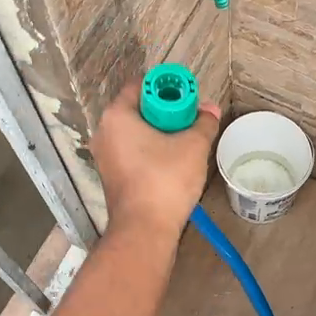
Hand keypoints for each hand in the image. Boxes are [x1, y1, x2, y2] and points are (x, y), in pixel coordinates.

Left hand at [93, 81, 219, 239]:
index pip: (140, 86)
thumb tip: (211, 109)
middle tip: (189, 120)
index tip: (187, 100)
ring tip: (185, 142)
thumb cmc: (166, 180)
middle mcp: (104, 132)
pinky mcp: (111, 176)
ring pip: (135, 133)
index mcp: (117, 116)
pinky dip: (150, 151)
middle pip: (137, 110)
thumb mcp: (193, 146)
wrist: (145, 229)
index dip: (166, 89)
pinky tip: (172, 162)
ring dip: (159, 134)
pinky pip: (132, 153)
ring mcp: (105, 157)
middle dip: (164, 112)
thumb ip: (203, 122)